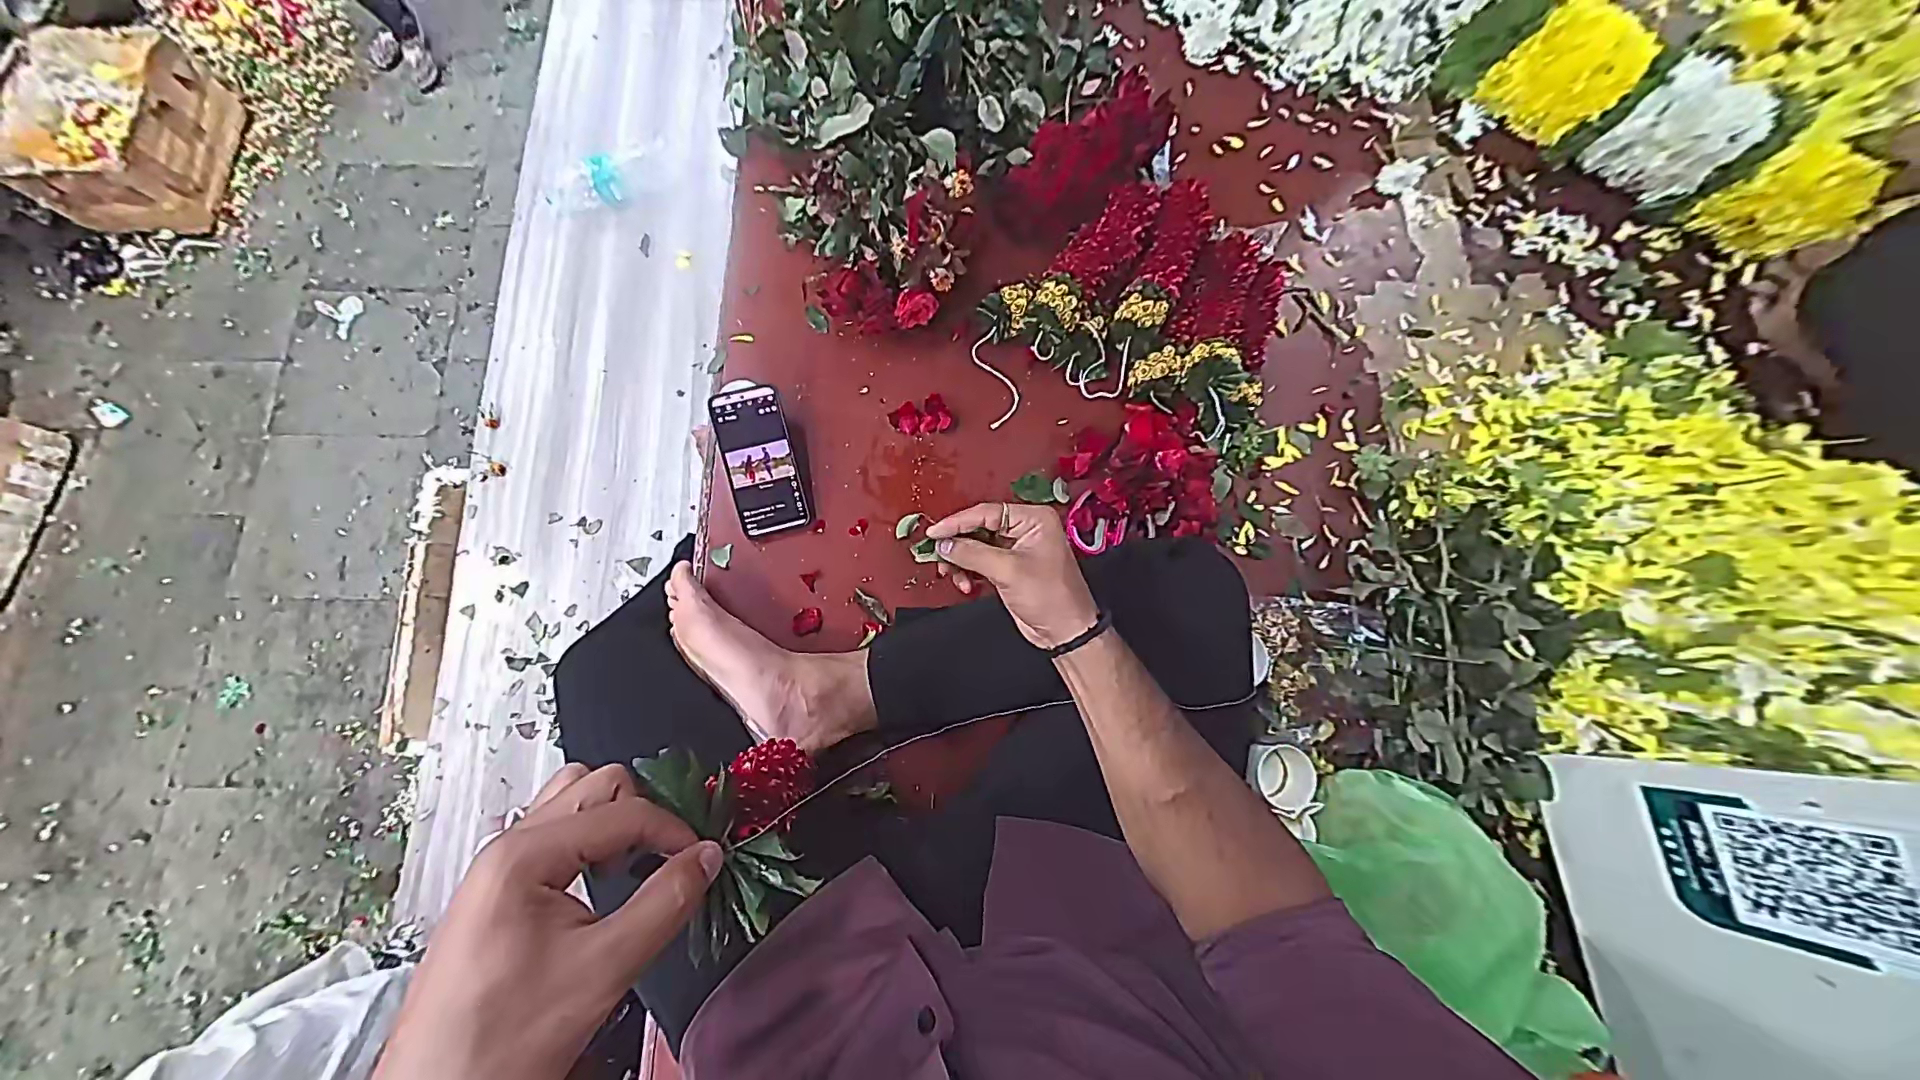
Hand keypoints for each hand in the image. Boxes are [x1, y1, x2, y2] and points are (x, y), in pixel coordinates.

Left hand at [373, 764, 721, 1079]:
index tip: (699, 859)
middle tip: (670, 852)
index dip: (672, 830)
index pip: (624, 811)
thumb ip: (666, 903)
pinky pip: (559, 833)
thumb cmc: (499, 1043)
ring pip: (576, 800)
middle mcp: (506, 848)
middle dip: (644, 812)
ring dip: (616, 819)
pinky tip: (606, 879)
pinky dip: (594, 840)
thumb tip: (706, 857)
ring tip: (638, 861)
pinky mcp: (500, 889)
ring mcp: (499, 866)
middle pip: (598, 784)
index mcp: (523, 857)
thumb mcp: (603, 969)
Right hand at [926, 502, 1100, 649]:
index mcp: (1034, 519)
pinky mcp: (1009, 567)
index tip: (934, 532)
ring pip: (976, 546)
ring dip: (960, 560)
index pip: (987, 512)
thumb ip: (972, 554)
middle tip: (937, 555)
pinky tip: (964, 584)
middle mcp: (1026, 529)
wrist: (1066, 631)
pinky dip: (968, 571)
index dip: (957, 522)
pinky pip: (980, 561)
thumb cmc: (1051, 598)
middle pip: (979, 528)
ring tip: (951, 574)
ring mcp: (1017, 548)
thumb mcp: (1008, 571)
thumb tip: (944, 544)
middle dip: (957, 544)